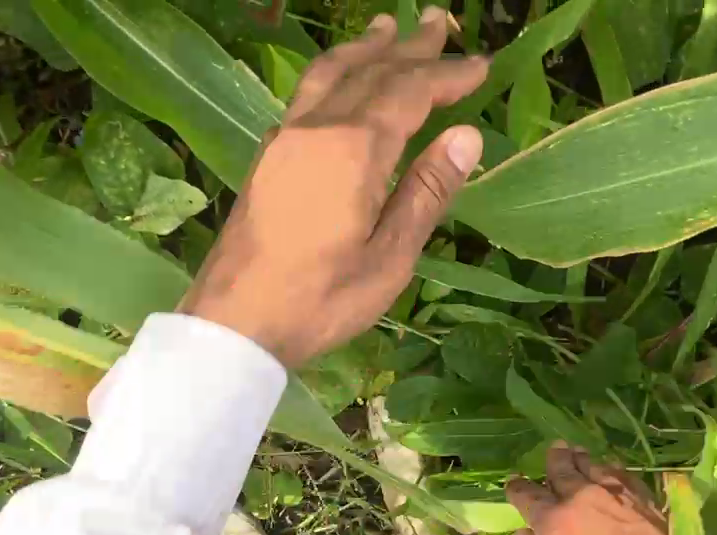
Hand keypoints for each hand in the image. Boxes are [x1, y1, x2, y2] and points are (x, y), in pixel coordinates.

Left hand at [178, 10, 487, 366]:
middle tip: (439, 23)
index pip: (409, 93)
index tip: (480, 66)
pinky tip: (335, 86)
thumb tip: (465, 138)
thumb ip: (425, 195)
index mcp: (354, 151)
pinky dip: (330, 78)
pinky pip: (303, 100)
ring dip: (362, 49)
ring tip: (386, 28)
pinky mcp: (265, 162)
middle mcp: (316, 130)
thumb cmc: (320, 301)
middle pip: (368, 72)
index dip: (446, 76)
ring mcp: (284, 142)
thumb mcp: (388, 260)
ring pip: (327, 76)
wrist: (236, 323)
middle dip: (409, 48)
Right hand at [506, 444, 716, 534]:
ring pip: (590, 464)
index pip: (527, 497)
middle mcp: (581, 498)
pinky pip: (619, 471)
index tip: (513, 484)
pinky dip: (608, 466)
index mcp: (555, 524)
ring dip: (578, 458)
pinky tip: (608, 466)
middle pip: (560, 469)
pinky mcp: (643, 493)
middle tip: (551, 451)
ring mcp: (615, 492)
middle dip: (552, 459)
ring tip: (574, 452)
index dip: (516, 489)